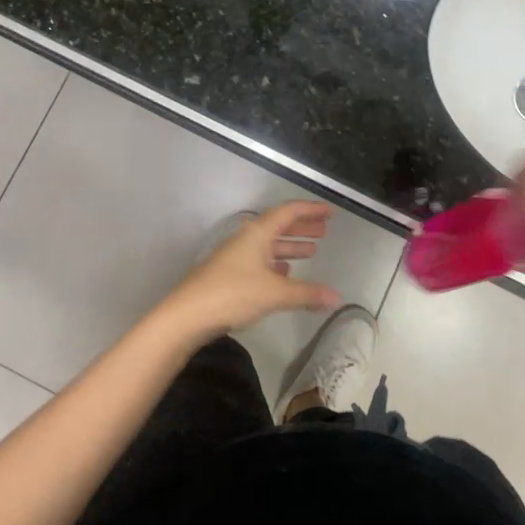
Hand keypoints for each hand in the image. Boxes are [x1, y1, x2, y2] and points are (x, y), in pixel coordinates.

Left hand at [156, 201, 342, 340]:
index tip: (330, 212)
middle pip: (279, 226)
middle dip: (302, 227)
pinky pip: (260, 261)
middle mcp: (247, 239)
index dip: (311, 210)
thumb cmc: (233, 293)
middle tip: (324, 231)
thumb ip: (306, 294)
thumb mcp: (274, 293)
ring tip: (312, 251)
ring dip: (290, 246)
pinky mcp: (230, 274)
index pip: (288, 212)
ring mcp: (236, 256)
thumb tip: (336, 297)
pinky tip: (286, 274)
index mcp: (257, 233)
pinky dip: (276, 264)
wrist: (188, 314)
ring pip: (269, 245)